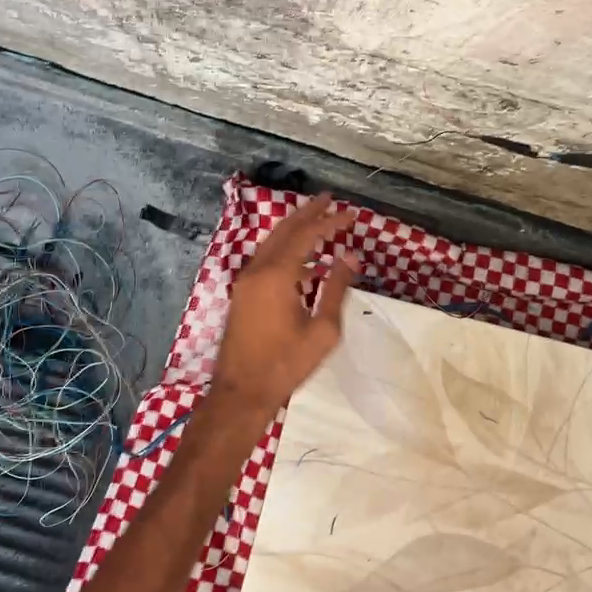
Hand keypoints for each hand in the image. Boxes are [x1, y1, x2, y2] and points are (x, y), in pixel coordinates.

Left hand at [209, 194, 359, 420]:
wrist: (241, 391)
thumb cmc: (286, 364)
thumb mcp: (322, 330)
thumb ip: (336, 289)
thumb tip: (350, 257)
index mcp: (277, 275)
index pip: (306, 236)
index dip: (329, 221)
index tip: (351, 214)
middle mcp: (257, 270)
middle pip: (284, 231)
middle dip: (307, 213)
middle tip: (328, 199)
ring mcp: (245, 281)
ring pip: (271, 243)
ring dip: (293, 228)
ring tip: (316, 219)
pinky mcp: (242, 294)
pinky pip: (264, 259)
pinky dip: (284, 248)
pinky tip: (301, 258)